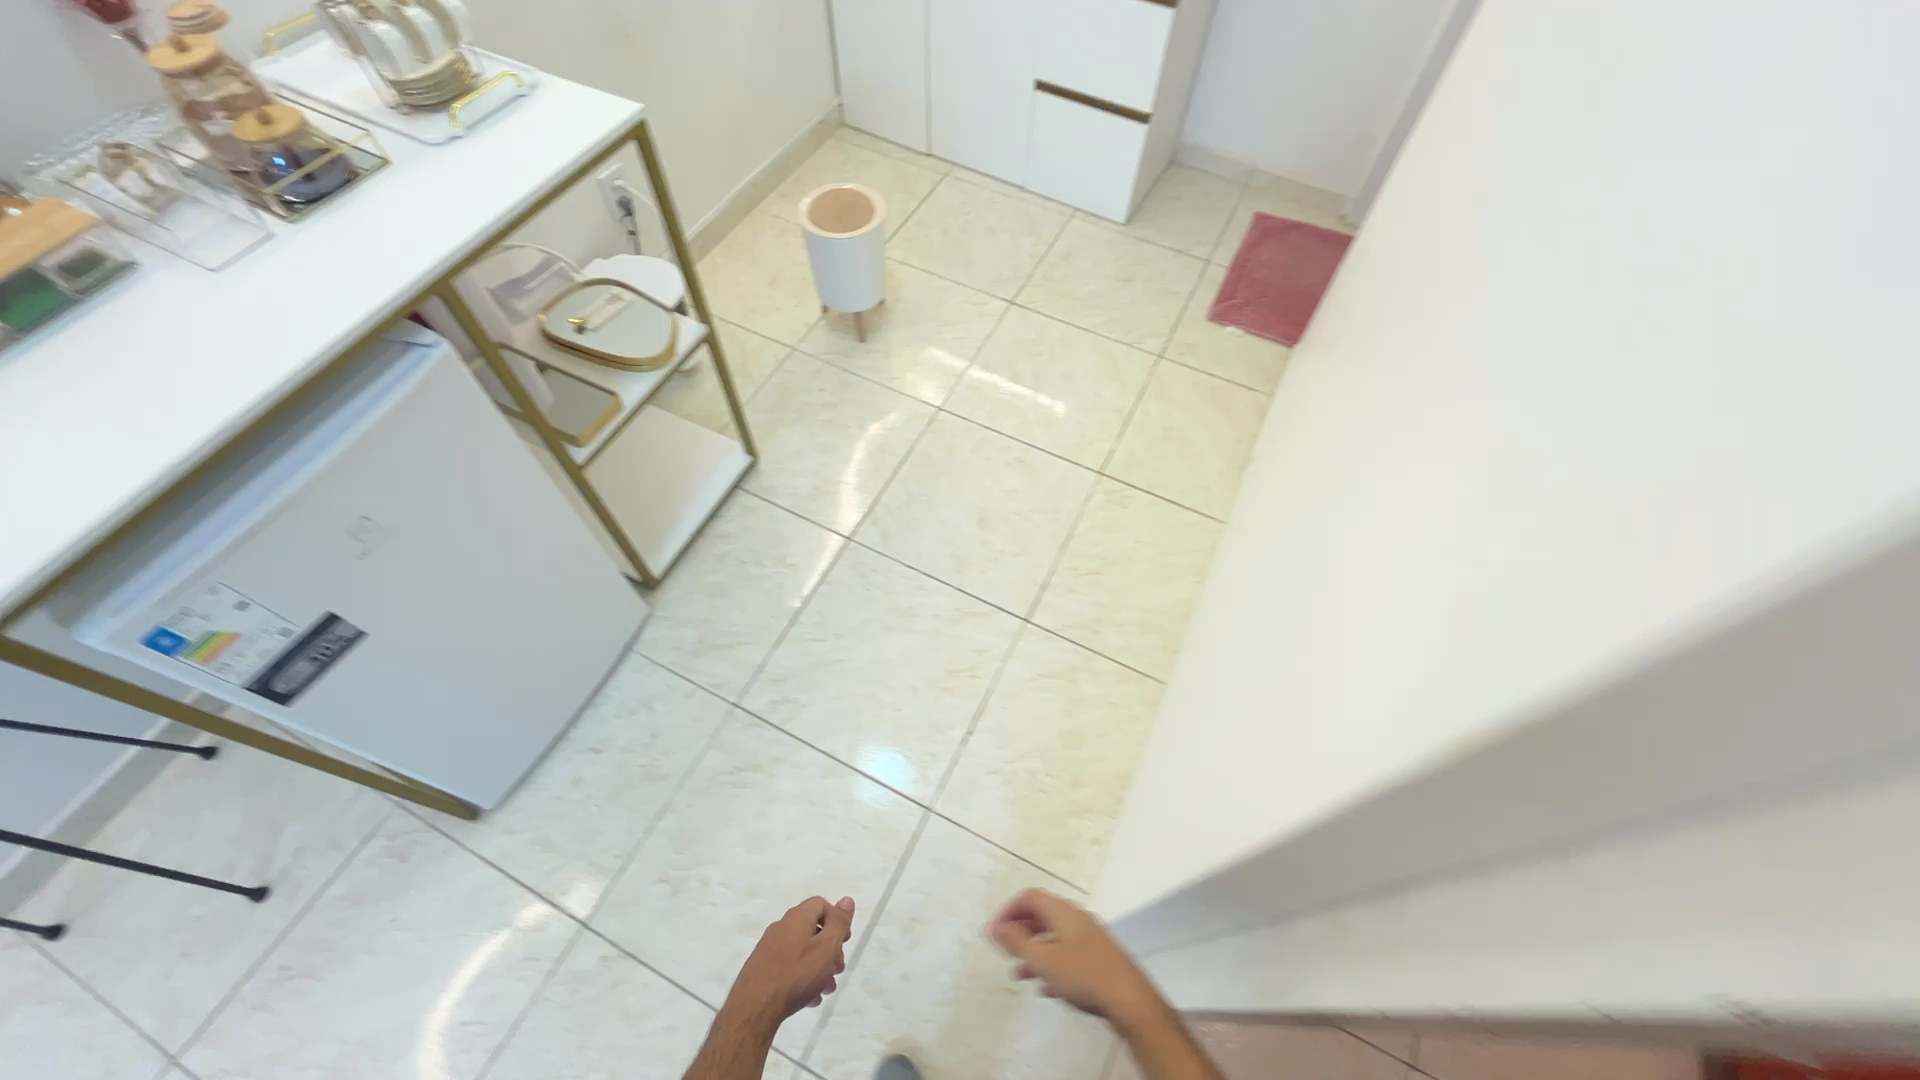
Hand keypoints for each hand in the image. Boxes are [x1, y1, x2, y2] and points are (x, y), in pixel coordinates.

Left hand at [720, 896, 855, 1035]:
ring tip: (826, 989)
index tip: (845, 942)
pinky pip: (789, 968)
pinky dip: (803, 979)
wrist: (754, 1008)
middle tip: (838, 970)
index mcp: (796, 918)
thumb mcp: (826, 947)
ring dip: (819, 968)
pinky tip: (809, 999)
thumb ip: (838, 923)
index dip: (837, 920)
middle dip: (830, 949)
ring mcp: (769, 950)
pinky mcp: (762, 969)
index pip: (821, 905)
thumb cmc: (796, 974)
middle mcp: (781, 928)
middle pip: (813, 930)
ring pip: (802, 952)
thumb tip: (847, 900)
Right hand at [987, 889, 1162, 1026]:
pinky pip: (1068, 955)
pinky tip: (1046, 988)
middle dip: (1020, 932)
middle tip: (1005, 951)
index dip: (1008, 911)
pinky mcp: (1099, 959)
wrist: (1130, 1000)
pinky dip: (1052, 965)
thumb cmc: (1083, 975)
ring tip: (1020, 974)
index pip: (1030, 897)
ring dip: (1034, 952)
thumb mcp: (1043, 960)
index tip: (995, 933)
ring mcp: (1090, 939)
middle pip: (1042, 916)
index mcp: (1063, 912)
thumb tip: (994, 926)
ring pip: (1055, 938)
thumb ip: (1016, 942)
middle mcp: (1077, 919)